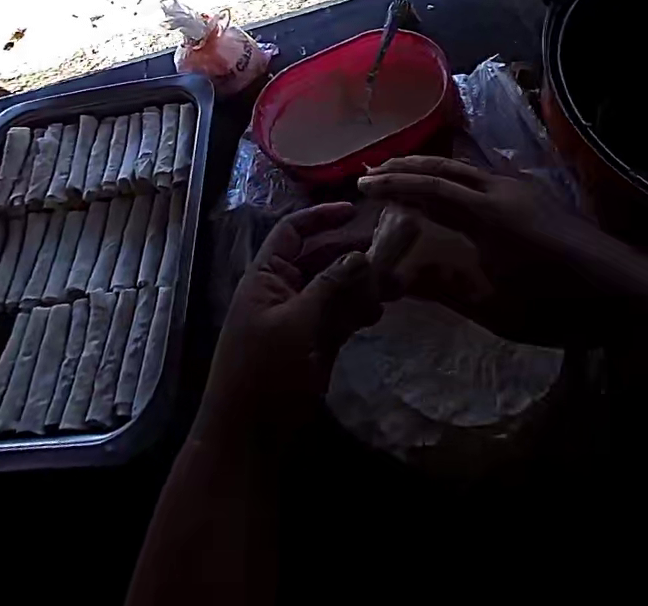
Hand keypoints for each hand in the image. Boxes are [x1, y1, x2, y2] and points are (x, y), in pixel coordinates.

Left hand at [194, 203, 382, 452]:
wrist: (249, 438)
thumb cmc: (264, 373)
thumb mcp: (295, 325)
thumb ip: (329, 288)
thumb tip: (360, 256)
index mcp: (266, 276)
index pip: (292, 233)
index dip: (320, 218)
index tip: (354, 210)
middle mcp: (283, 290)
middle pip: (320, 259)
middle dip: (353, 253)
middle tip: (394, 248)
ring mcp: (300, 319)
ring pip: (335, 289)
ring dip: (362, 283)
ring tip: (398, 280)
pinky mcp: (315, 344)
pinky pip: (339, 317)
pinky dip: (358, 310)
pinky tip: (381, 308)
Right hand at [359, 157, 647, 351]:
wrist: (634, 295)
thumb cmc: (564, 307)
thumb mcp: (498, 309)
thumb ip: (444, 287)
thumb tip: (395, 278)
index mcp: (489, 215)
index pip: (428, 188)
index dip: (392, 185)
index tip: (362, 187)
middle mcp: (501, 190)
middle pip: (441, 166)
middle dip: (403, 167)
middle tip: (371, 174)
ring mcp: (519, 187)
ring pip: (461, 165)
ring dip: (426, 166)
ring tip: (399, 174)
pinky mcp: (532, 194)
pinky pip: (478, 172)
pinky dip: (449, 172)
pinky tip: (445, 184)